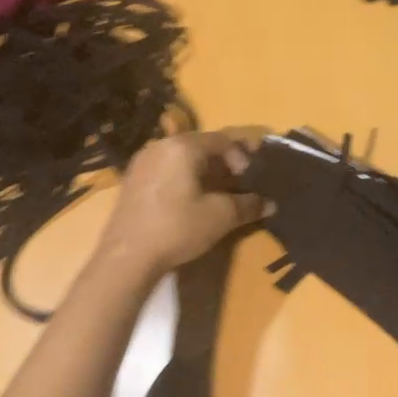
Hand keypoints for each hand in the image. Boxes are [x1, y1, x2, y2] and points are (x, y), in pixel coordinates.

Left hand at [96, 128, 272, 281]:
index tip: (251, 180)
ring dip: (205, 172)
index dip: (242, 157)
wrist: (127, 257)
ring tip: (219, 195)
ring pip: (182, 159)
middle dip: (224, 164)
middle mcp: (159, 146)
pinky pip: (167, 170)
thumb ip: (248, 205)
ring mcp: (142, 163)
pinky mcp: (132, 181)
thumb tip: (270, 204)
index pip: (221, 139)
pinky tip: (192, 202)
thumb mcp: (221, 216)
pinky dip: (185, 179)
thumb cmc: (177, 228)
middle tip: (239, 185)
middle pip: (200, 146)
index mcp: (182, 147)